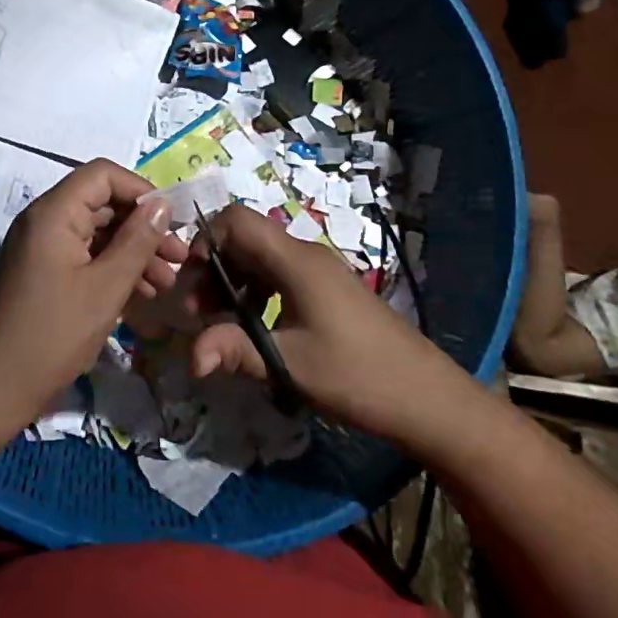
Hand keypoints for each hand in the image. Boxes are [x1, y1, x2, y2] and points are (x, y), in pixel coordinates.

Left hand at [0, 159, 185, 411]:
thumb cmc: (56, 333)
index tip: (171, 219)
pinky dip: (114, 267)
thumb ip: (137, 240)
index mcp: (54, 213)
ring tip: (167, 282)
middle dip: (143, 227)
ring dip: (134, 251)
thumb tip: (162, 205)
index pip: (102, 175)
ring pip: (98, 231)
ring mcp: (43, 246)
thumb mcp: (107, 287)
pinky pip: (86, 254)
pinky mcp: (45, 270)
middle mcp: (45, 220)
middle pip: (103, 203)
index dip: (140, 190)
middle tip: (178, 257)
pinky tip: (144, 294)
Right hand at [188, 205, 457, 441]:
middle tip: (197, 315)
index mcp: (295, 261)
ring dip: (232, 284)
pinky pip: (278, 277)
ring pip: (259, 259)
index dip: (205, 242)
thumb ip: (235, 350)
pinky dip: (255, 294)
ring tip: (220, 325)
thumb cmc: (358, 376)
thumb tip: (190, 357)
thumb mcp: (290, 364)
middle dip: (212, 269)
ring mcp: (318, 273)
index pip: (237, 220)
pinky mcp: (326, 291)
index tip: (192, 285)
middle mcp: (305, 256)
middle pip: (244, 239)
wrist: (427, 398)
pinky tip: (253, 329)